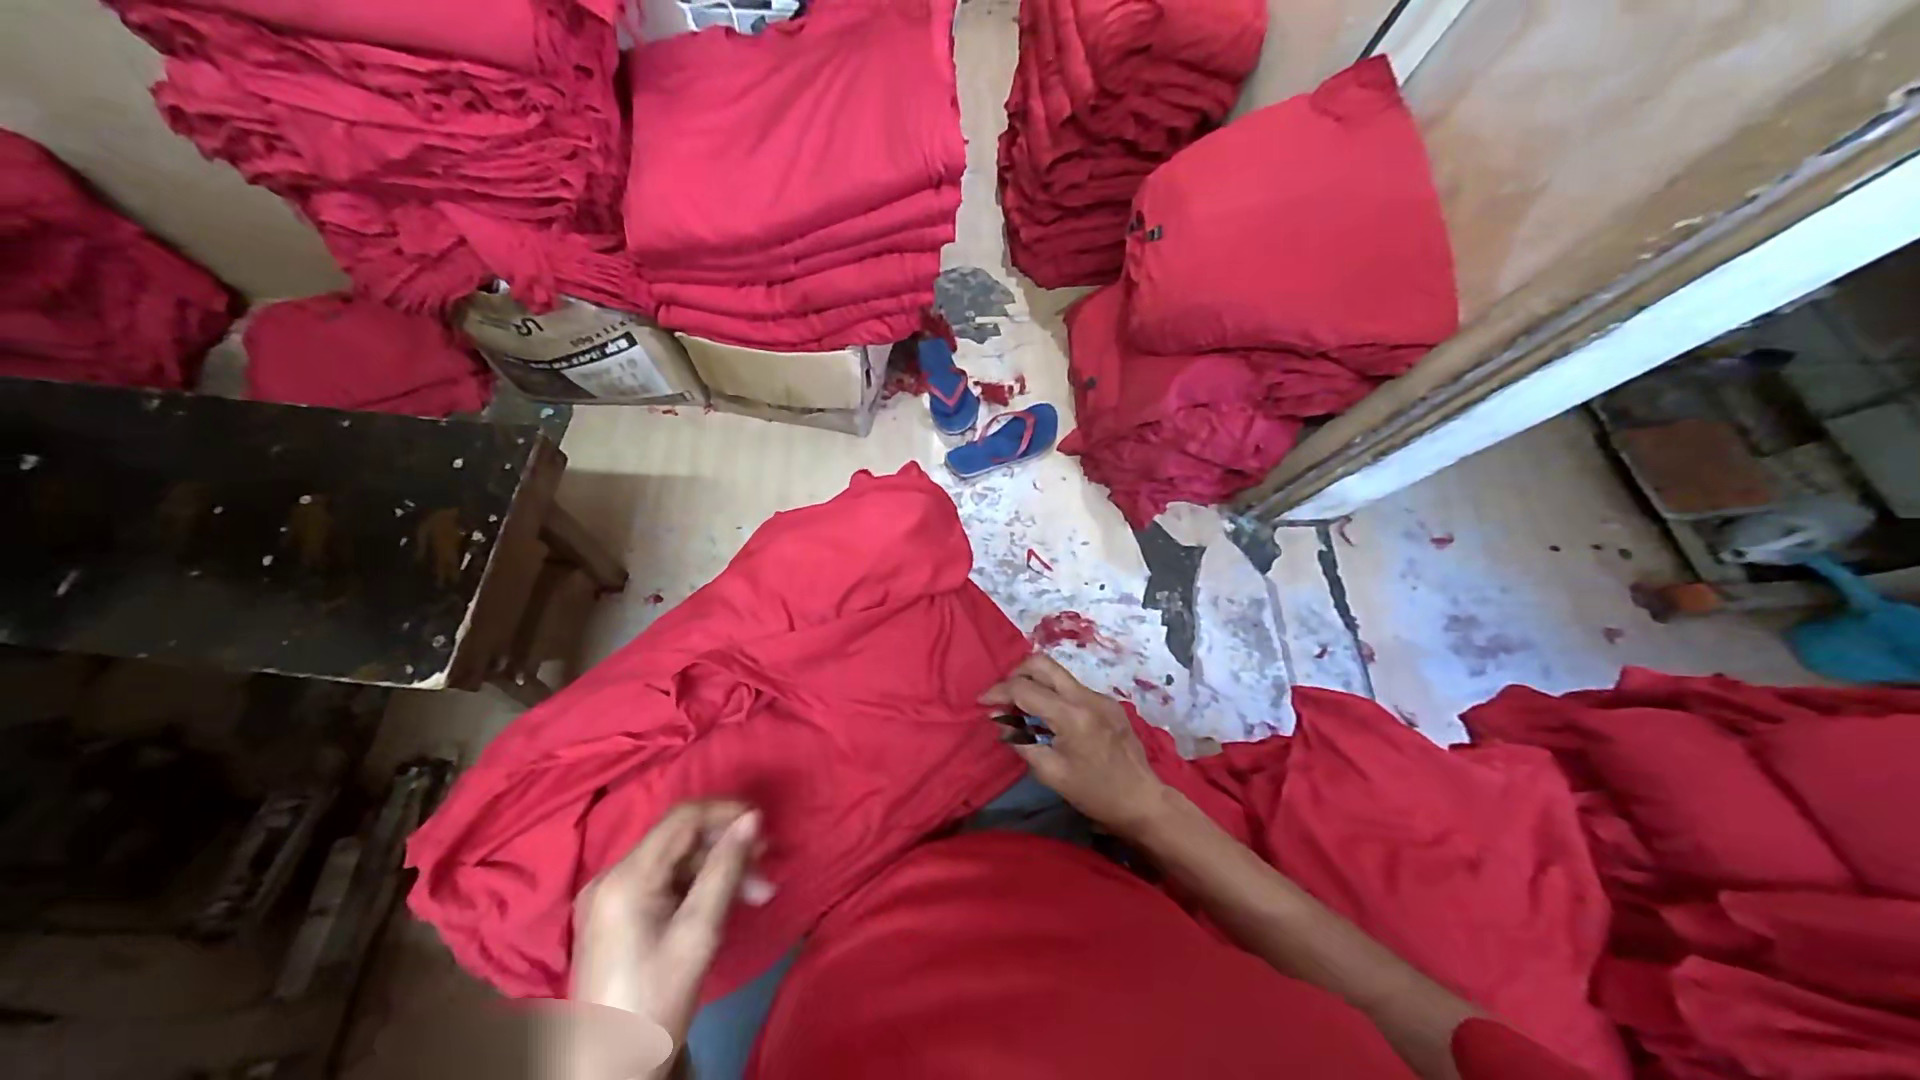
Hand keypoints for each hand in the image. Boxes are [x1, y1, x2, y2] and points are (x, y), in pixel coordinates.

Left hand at [570, 800, 763, 1049]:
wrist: (609, 1073)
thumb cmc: (656, 1002)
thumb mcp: (699, 932)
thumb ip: (726, 869)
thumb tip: (753, 818)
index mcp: (625, 877)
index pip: (682, 818)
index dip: (726, 812)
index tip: (764, 825)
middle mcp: (611, 877)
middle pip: (679, 840)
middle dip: (727, 846)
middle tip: (768, 863)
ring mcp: (611, 898)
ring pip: (676, 862)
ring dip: (718, 869)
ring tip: (759, 892)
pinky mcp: (617, 917)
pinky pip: (665, 884)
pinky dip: (699, 887)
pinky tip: (728, 902)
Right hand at [980, 653, 1172, 838]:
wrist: (1142, 800)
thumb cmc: (1094, 793)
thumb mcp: (1050, 773)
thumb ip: (1022, 742)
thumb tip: (1002, 721)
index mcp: (1072, 715)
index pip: (1024, 689)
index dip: (998, 692)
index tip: (983, 703)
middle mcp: (1086, 696)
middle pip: (1041, 663)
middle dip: (1015, 674)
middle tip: (1002, 697)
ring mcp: (1100, 696)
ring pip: (1057, 674)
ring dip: (1034, 683)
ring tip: (1021, 709)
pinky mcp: (1108, 702)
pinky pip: (1072, 688)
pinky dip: (1053, 695)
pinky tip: (1048, 720)